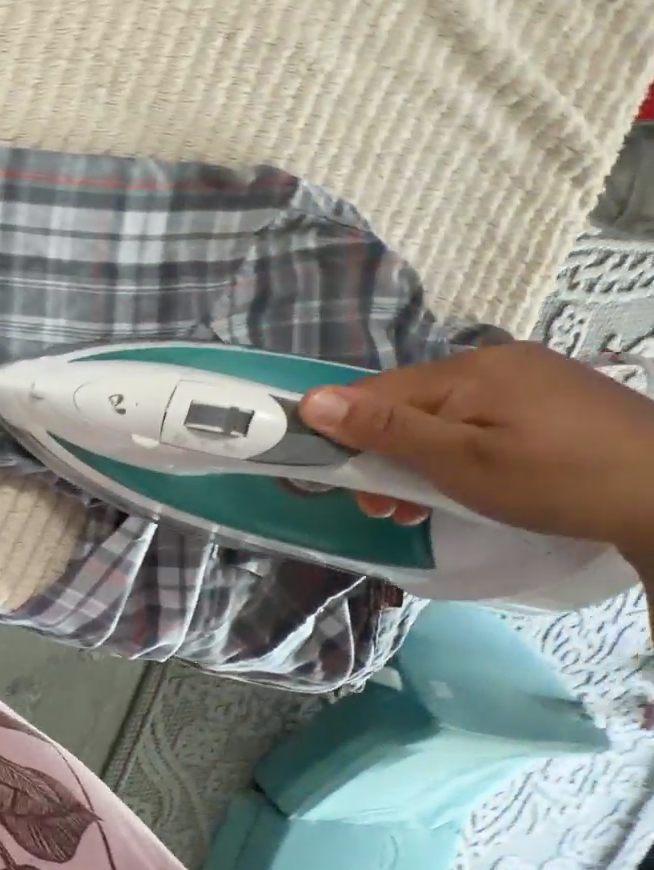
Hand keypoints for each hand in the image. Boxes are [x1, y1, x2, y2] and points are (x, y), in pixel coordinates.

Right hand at [298, 342, 653, 563]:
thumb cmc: (559, 482)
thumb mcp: (459, 461)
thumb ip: (383, 429)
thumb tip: (309, 399)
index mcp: (468, 370)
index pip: (372, 393)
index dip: (344, 435)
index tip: (345, 487)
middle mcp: (496, 361)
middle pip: (406, 404)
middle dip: (384, 454)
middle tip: (390, 509)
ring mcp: (531, 377)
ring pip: (441, 414)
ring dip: (419, 457)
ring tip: (426, 504)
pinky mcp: (556, 398)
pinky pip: (479, 417)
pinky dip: (459, 449)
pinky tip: (473, 480)